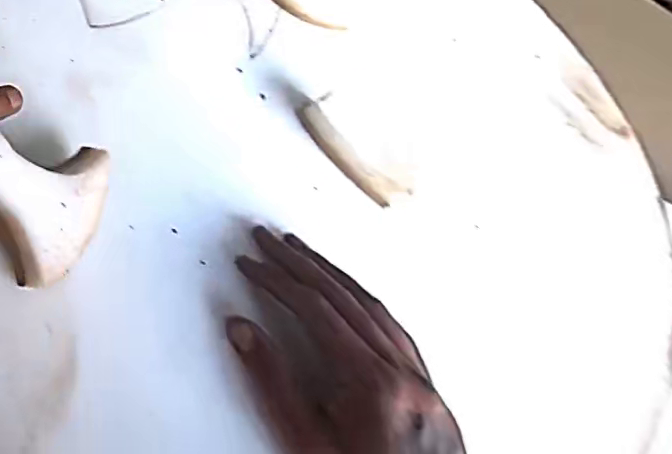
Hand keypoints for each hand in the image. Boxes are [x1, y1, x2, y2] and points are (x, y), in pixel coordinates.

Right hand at [228, 228, 463, 453]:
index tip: (248, 262)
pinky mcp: (431, 396)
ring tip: (302, 251)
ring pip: (372, 309)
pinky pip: (394, 330)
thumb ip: (272, 381)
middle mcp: (403, 377)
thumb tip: (240, 327)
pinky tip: (350, 292)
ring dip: (330, 273)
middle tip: (266, 238)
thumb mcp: (306, 441)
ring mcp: (422, 385)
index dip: (275, 279)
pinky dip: (363, 300)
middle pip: (343, 299)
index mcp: (373, 383)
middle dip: (298, 262)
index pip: (314, 309)